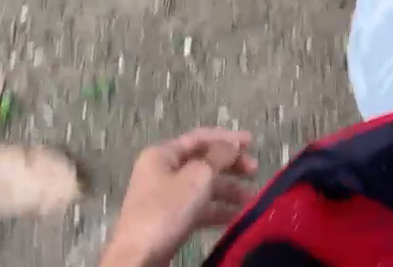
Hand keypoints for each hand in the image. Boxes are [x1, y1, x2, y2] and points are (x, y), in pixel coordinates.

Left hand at [98, 128, 258, 266]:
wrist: (137, 260)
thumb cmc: (167, 210)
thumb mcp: (198, 176)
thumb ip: (220, 155)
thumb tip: (233, 144)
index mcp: (163, 155)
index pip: (200, 137)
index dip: (228, 138)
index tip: (252, 142)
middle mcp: (162, 172)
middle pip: (203, 162)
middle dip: (230, 166)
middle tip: (254, 171)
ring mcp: (164, 199)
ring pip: (202, 187)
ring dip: (228, 191)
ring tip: (251, 199)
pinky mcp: (168, 222)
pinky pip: (197, 208)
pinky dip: (216, 210)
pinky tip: (235, 216)